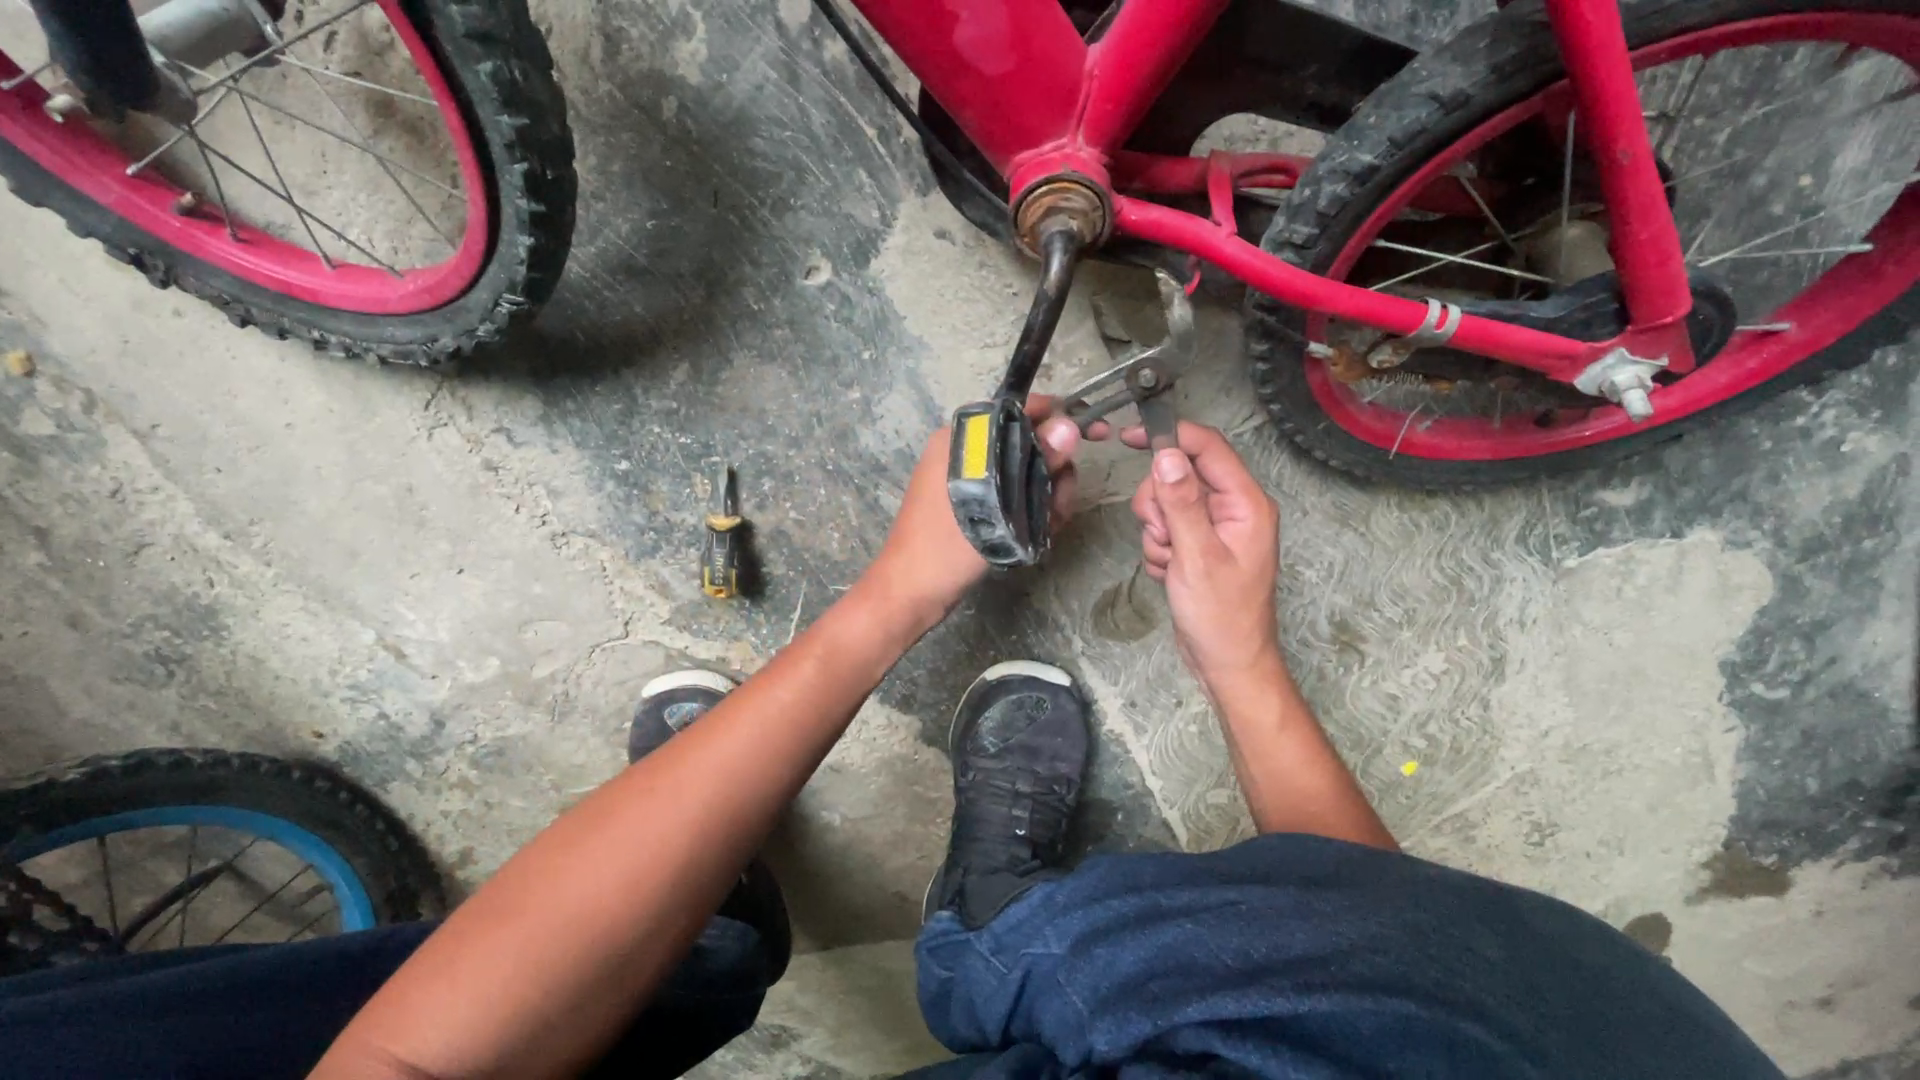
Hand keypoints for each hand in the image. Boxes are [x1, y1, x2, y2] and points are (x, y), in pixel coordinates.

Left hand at [867, 397, 1086, 620]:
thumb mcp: (997, 504)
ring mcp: (971, 478)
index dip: (1062, 418)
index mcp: (962, 438)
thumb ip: (1033, 462)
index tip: (1097, 436)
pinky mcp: (977, 502)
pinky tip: (1038, 534)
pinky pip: (1016, 494)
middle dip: (1055, 473)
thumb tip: (1068, 426)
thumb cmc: (947, 546)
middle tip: (1059, 506)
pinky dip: (1033, 511)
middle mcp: (967, 450)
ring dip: (1047, 497)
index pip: (1021, 409)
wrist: (913, 592)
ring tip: (1048, 527)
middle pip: (1031, 442)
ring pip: (1028, 472)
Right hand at [1123, 421, 1282, 694]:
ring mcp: (1215, 528)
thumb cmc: (1222, 616)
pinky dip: (1161, 549)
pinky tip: (1173, 573)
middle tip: (1166, 538)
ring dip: (1158, 532)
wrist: (1227, 663)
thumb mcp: (1197, 556)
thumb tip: (1167, 455)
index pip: (1206, 447)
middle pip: (1179, 475)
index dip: (1169, 437)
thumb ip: (1181, 502)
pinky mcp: (1199, 545)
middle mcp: (1233, 508)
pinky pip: (1166, 528)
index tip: (1129, 437)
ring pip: (1167, 503)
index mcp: (1245, 503)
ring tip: (1173, 563)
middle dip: (1159, 505)